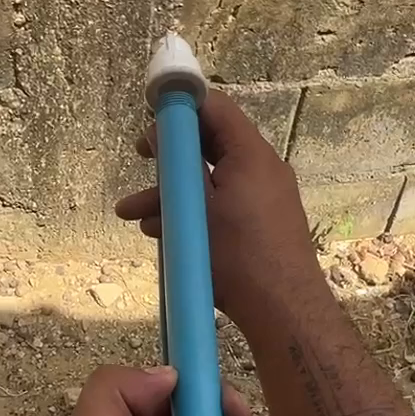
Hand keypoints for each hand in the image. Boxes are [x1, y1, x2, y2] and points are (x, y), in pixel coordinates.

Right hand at [114, 91, 325, 330]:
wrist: (282, 310)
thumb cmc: (235, 255)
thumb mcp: (195, 207)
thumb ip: (178, 166)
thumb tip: (161, 134)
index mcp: (250, 154)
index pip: (216, 107)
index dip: (180, 106)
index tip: (150, 116)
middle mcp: (262, 168)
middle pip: (212, 143)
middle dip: (170, 154)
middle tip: (141, 156)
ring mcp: (265, 197)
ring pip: (212, 180)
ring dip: (172, 192)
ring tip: (132, 213)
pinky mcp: (263, 223)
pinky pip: (224, 203)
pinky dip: (194, 210)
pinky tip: (161, 233)